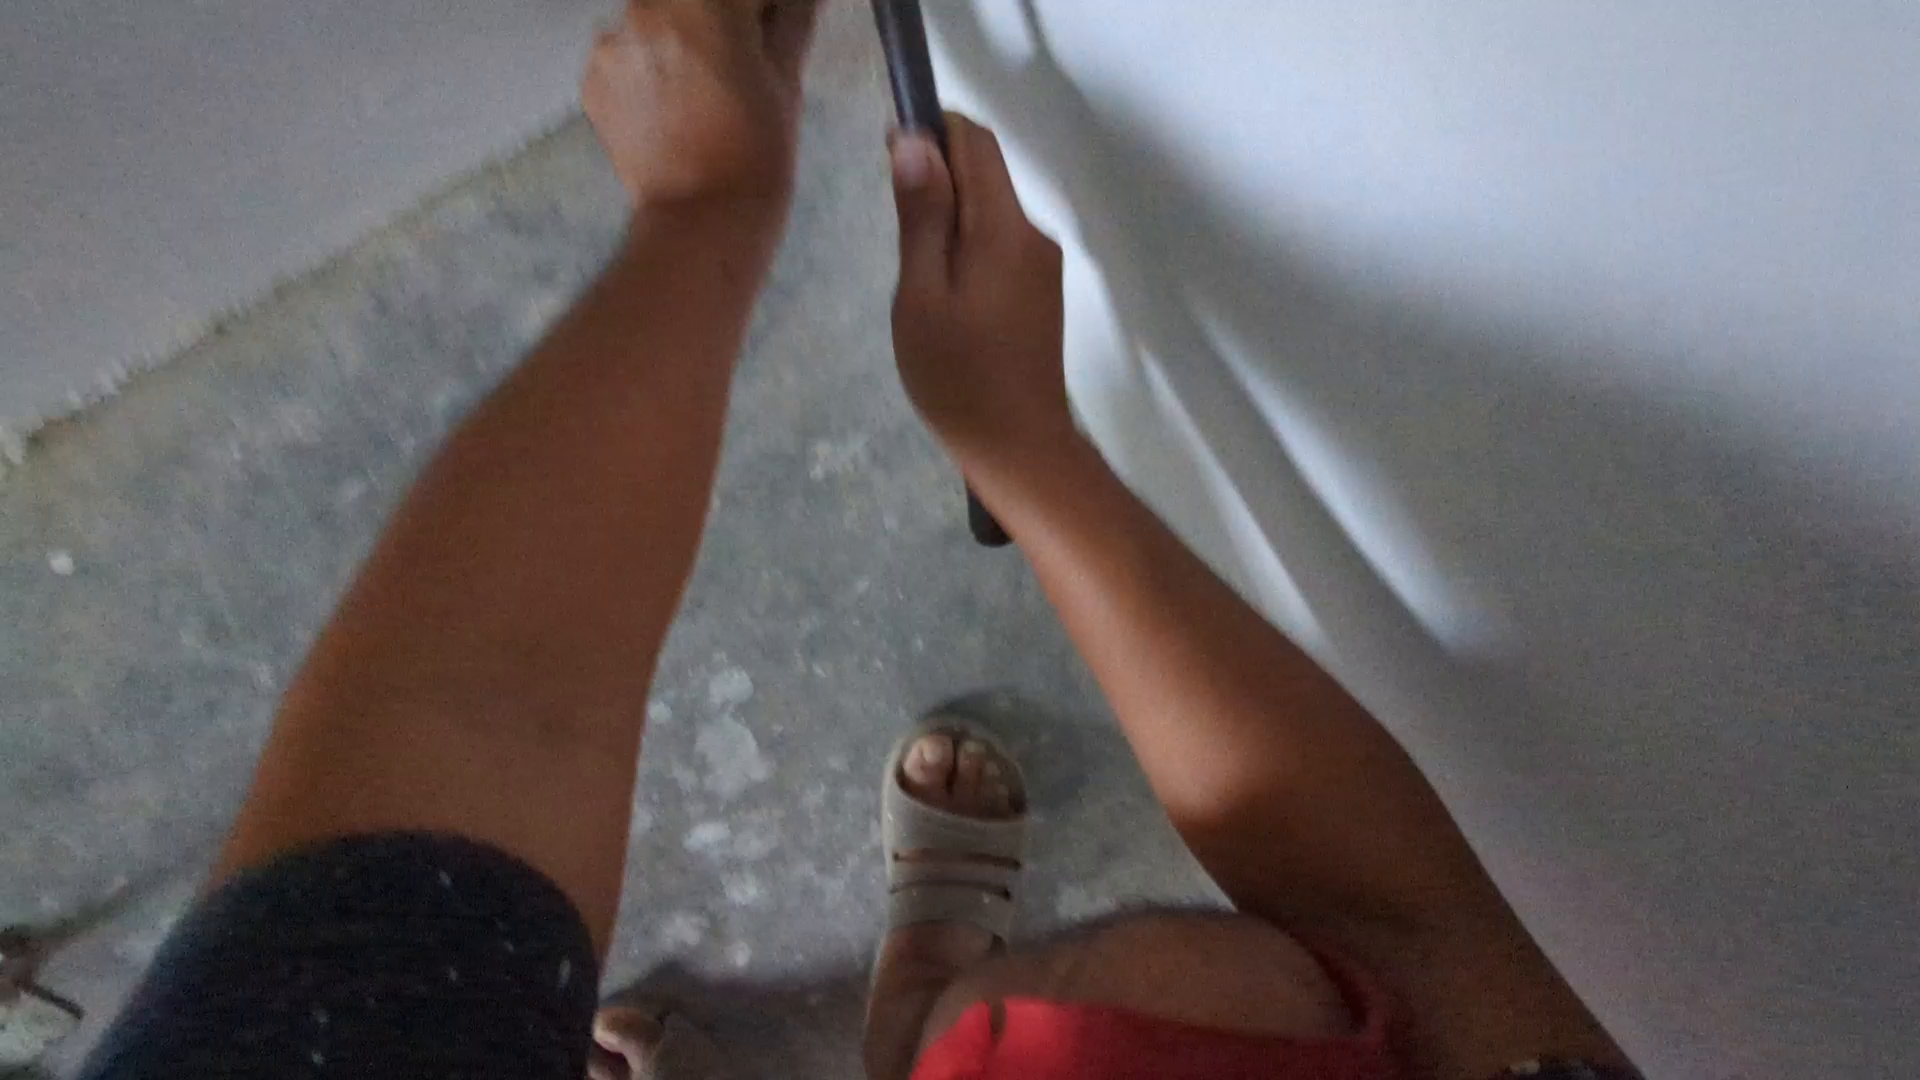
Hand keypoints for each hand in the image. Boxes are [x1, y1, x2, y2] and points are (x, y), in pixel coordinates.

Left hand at [583, 0, 819, 213]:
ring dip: (676, 45)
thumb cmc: (759, 155)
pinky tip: (672, 115)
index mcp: (706, 1)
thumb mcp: (785, 84)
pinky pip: (625, 59)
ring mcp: (612, 41)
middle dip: (714, 25)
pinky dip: (648, 76)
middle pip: (689, 3)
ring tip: (700, 101)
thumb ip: (791, 20)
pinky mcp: (593, 78)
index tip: (763, 42)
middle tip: (732, 75)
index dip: (757, 15)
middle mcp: (648, 4)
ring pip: (652, 24)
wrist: (704, 220)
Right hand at [890, 116, 1073, 475]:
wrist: (1018, 448)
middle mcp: (1034, 237)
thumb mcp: (922, 296)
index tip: (892, 164)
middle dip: (936, 191)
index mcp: (1005, 229)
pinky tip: (949, 310)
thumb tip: (916, 141)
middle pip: (983, 179)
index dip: (931, 134)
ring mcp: (1043, 270)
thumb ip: (921, 217)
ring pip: (988, 220)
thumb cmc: (959, 378)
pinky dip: (967, 260)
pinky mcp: (1041, 299)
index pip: (974, 141)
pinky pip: (999, 254)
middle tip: (902, 252)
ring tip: (922, 293)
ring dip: (949, 233)